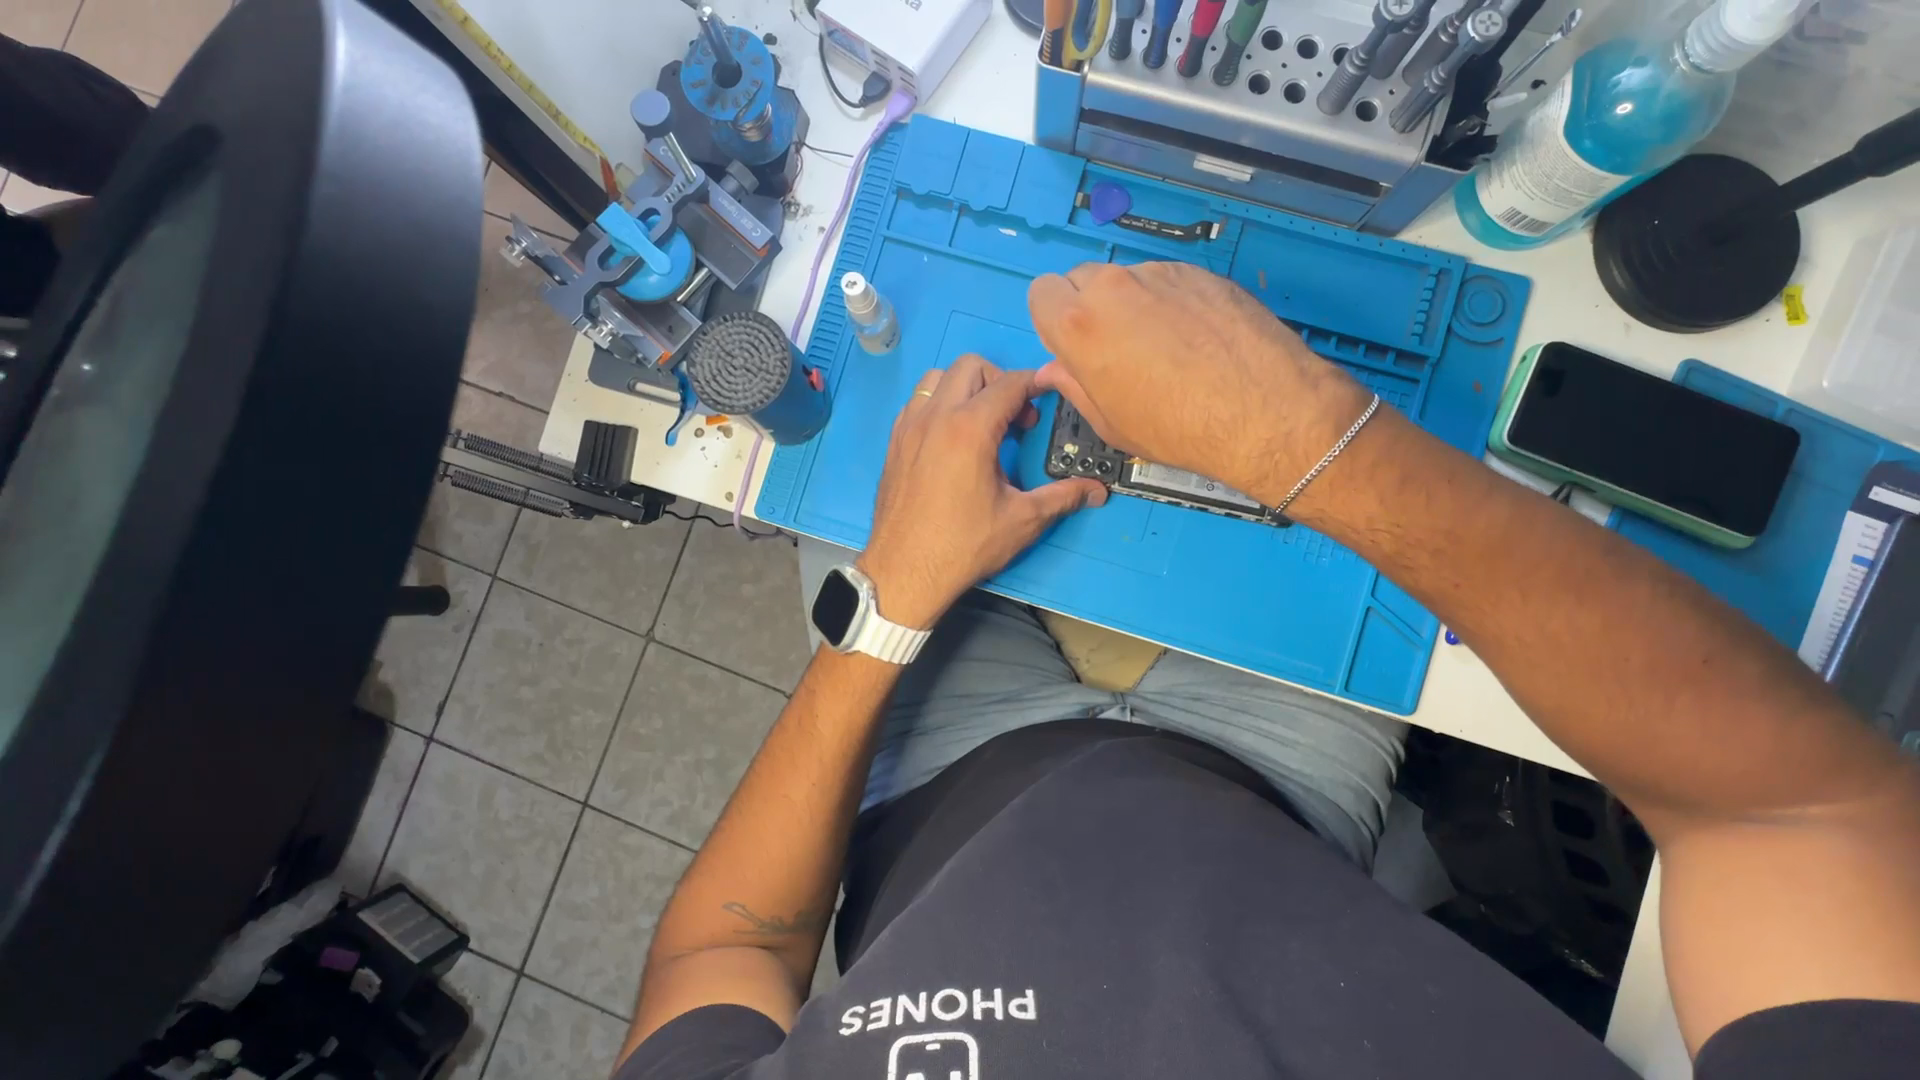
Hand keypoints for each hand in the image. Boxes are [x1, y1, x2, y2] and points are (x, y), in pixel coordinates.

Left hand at [858, 355, 1107, 628]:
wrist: (903, 572)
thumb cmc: (962, 547)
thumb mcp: (1021, 521)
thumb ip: (1062, 497)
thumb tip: (1097, 491)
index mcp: (970, 429)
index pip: (1009, 384)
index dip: (1035, 384)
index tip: (1049, 397)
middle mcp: (936, 417)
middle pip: (971, 366)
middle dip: (1000, 381)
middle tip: (1016, 419)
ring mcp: (909, 427)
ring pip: (937, 378)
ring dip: (965, 388)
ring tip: (983, 424)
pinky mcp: (894, 442)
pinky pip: (917, 402)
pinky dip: (939, 404)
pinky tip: (952, 438)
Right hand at [1028, 262, 1374, 514]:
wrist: (1265, 412)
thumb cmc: (1182, 429)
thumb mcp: (1112, 423)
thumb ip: (1076, 387)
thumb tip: (1059, 371)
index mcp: (1080, 326)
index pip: (1041, 294)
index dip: (1054, 321)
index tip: (1072, 345)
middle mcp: (1114, 288)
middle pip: (1081, 280)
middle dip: (1089, 308)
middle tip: (1114, 349)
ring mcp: (1160, 274)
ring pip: (1127, 280)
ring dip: (1131, 305)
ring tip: (1163, 349)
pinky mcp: (1199, 273)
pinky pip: (1167, 282)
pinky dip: (1170, 302)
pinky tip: (1194, 340)